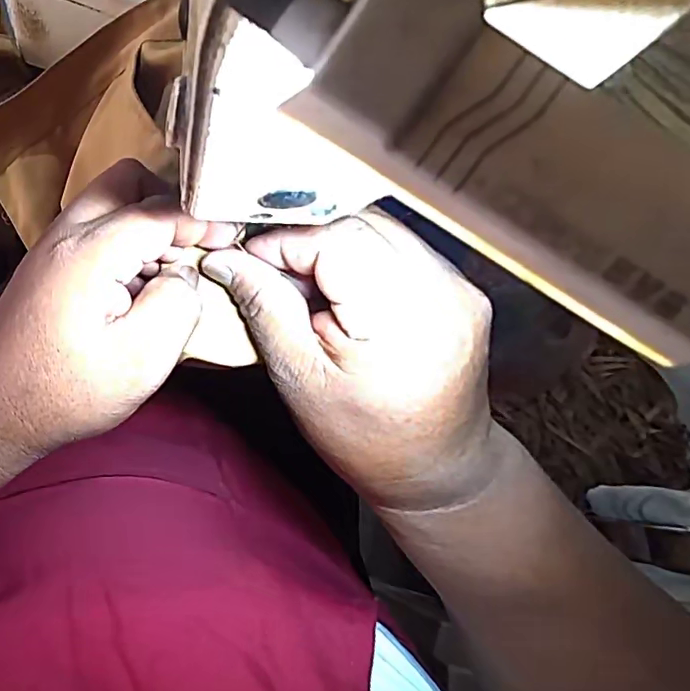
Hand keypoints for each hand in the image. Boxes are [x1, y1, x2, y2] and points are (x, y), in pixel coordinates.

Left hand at [0, 160, 239, 469]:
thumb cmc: (63, 394)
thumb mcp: (139, 361)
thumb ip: (177, 304)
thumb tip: (185, 273)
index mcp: (87, 253)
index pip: (159, 209)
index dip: (202, 220)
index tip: (231, 238)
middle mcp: (65, 234)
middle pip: (129, 180)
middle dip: (171, 205)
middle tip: (196, 247)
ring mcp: (53, 244)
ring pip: (112, 199)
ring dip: (148, 222)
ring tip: (169, 271)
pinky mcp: (50, 261)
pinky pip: (97, 225)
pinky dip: (127, 239)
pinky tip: (138, 284)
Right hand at [201, 209, 513, 513]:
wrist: (434, 467)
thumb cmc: (367, 438)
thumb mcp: (299, 376)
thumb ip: (264, 307)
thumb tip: (227, 259)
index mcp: (396, 319)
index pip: (333, 238)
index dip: (283, 241)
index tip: (249, 258)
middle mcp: (440, 293)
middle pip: (357, 223)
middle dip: (307, 239)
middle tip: (278, 276)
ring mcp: (458, 287)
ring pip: (380, 227)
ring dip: (336, 244)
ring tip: (314, 289)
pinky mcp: (463, 288)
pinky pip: (403, 247)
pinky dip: (367, 255)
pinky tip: (350, 293)